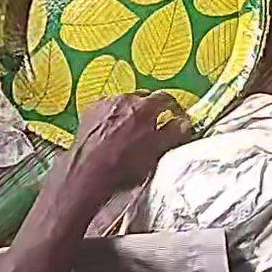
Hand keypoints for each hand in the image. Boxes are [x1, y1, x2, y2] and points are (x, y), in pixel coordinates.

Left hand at [61, 91, 191, 197]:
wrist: (88, 172)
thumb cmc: (121, 165)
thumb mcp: (155, 152)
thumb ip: (173, 134)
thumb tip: (183, 124)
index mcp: (144, 107)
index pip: (166, 98)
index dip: (174, 109)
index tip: (176, 119)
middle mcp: (124, 99)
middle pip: (144, 99)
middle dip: (151, 112)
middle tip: (154, 130)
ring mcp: (105, 104)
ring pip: (124, 104)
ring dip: (130, 115)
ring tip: (130, 136)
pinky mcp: (89, 112)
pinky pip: (107, 110)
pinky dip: (113, 118)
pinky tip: (112, 136)